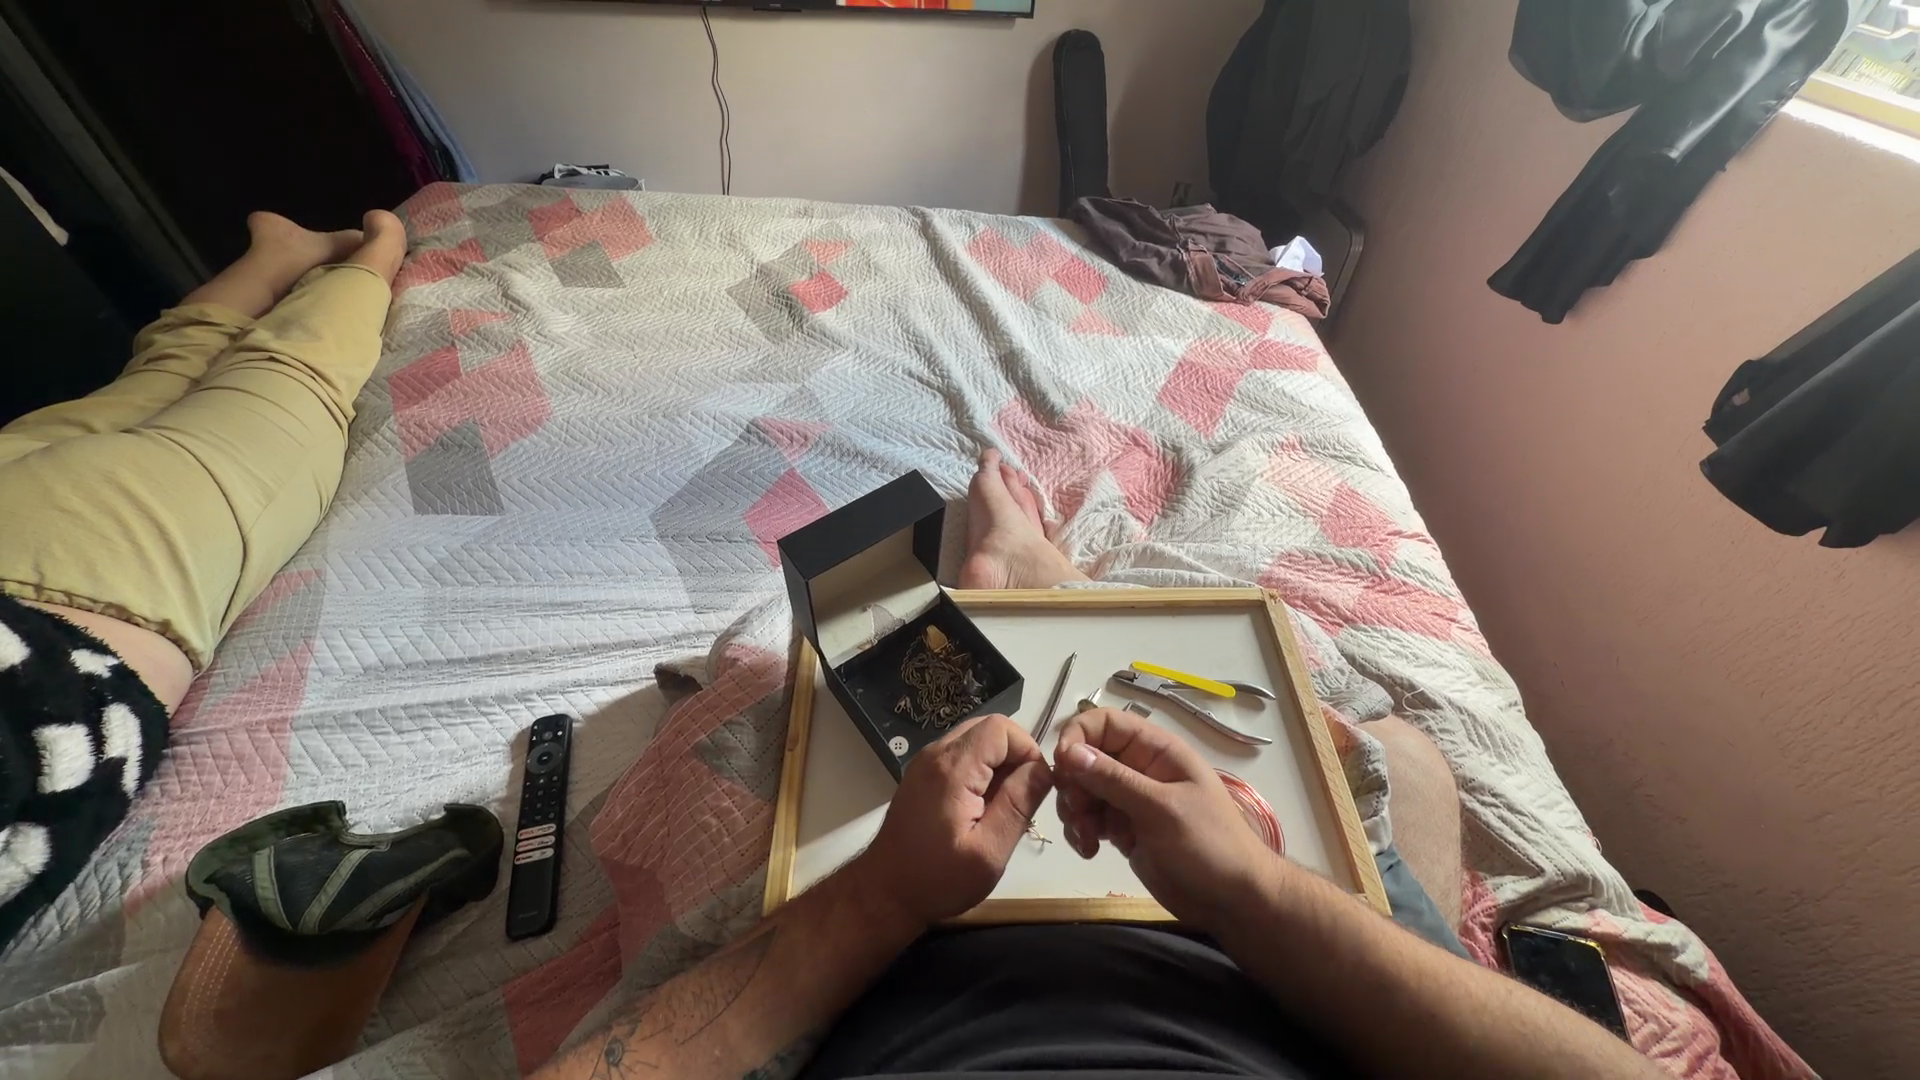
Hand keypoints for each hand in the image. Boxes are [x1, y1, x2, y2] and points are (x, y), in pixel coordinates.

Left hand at [848, 714, 1053, 928]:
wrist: (884, 893)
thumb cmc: (937, 880)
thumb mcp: (988, 852)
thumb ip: (1018, 805)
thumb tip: (1044, 769)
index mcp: (952, 769)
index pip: (1001, 728)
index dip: (1026, 750)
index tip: (1035, 787)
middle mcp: (936, 754)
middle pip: (988, 727)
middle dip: (1014, 755)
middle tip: (1020, 797)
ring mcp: (925, 761)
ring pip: (975, 738)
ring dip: (997, 763)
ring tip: (1001, 805)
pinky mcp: (922, 773)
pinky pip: (961, 753)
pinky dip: (979, 769)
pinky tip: (980, 807)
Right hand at [1053, 708, 1284, 934]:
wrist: (1234, 903)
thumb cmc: (1209, 845)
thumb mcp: (1160, 809)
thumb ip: (1113, 779)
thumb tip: (1067, 752)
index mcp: (1155, 749)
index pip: (1105, 722)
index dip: (1078, 735)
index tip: (1061, 763)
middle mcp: (1139, 768)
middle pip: (1086, 756)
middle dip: (1073, 782)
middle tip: (1076, 810)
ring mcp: (1129, 798)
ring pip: (1082, 789)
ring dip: (1074, 811)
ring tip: (1086, 838)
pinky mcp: (1122, 828)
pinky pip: (1088, 817)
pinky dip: (1081, 831)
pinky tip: (1089, 850)